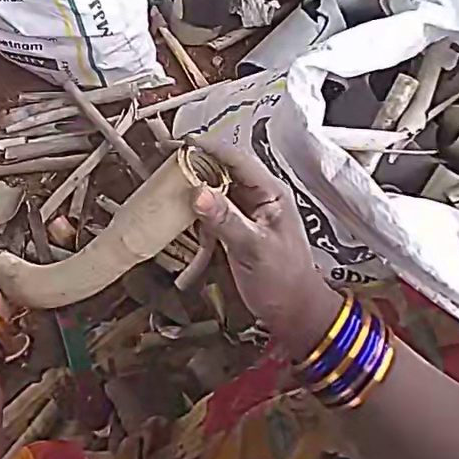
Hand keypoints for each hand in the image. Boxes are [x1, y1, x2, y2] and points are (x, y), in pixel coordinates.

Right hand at [188, 134, 342, 357]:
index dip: (209, 148)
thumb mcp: (255, 248)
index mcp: (269, 191)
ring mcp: (244, 211)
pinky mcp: (232, 227)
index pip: (236, 159)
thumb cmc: (284, 281)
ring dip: (192, 182)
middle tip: (166, 157)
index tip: (182, 143)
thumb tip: (197, 192)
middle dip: (195, 162)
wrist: (293, 315)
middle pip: (222, 169)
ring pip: (214, 186)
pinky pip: (210, 207)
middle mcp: (256, 195)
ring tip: (165, 177)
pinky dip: (193, 205)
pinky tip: (176, 205)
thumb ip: (226, 219)